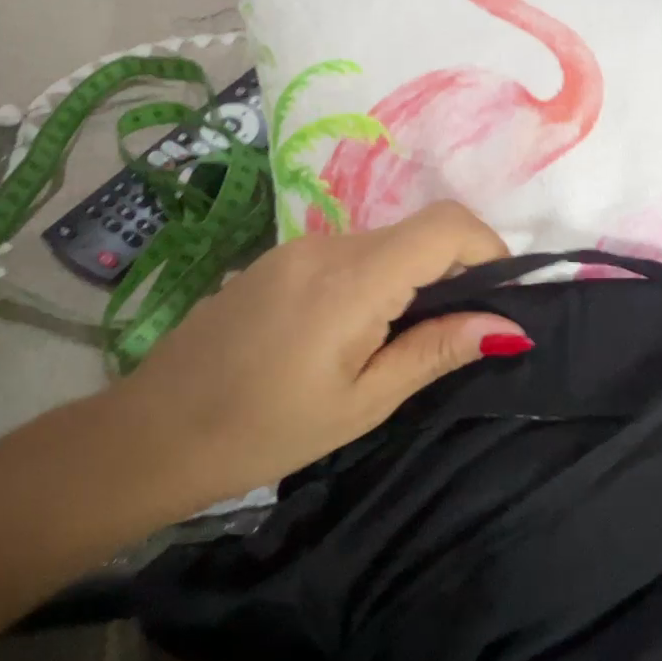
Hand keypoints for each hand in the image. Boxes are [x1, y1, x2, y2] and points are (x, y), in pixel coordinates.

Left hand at [97, 202, 528, 514]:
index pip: (447, 226)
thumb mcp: (365, 401)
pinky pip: (351, 253)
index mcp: (352, 279)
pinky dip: (379, 279)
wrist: (151, 434)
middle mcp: (327, 246)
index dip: (490, 249)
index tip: (501, 298)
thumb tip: (510, 326)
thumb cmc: (265, 430)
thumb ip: (438, 350)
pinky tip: (356, 333)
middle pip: (420, 231)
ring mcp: (297, 248)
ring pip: (387, 242)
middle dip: (457, 271)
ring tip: (403, 343)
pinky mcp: (278, 260)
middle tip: (457, 334)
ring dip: (416, 278)